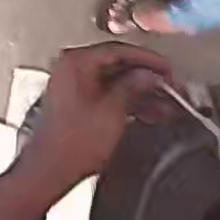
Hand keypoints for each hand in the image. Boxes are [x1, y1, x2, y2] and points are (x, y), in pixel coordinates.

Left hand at [17, 42, 170, 191]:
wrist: (51, 169)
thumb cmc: (74, 142)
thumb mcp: (112, 111)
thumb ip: (132, 87)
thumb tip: (149, 75)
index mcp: (76, 62)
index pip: (117, 50)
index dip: (146, 58)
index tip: (165, 67)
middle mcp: (72, 67)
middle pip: (116, 64)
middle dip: (145, 77)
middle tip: (168, 85)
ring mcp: (73, 83)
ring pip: (113, 80)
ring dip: (139, 92)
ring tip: (164, 103)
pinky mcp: (76, 100)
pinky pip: (106, 92)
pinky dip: (126, 101)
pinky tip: (148, 112)